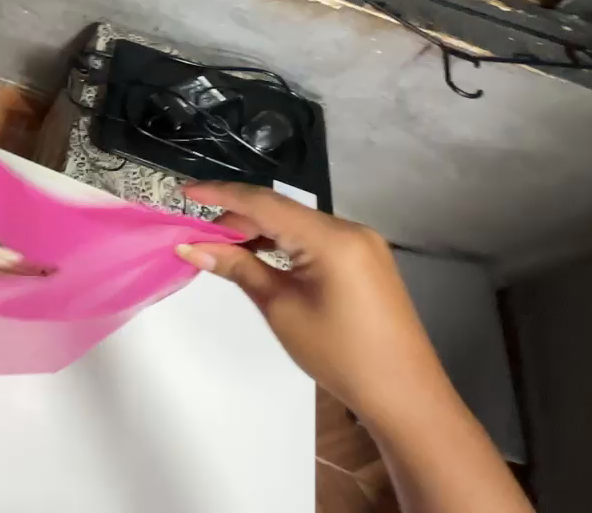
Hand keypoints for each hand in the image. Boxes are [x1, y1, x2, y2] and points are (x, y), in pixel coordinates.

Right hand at [176, 181, 448, 425]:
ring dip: (255, 230)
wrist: (407, 400)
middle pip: (278, 209)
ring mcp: (360, 243)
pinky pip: (310, 237)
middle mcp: (348, 229)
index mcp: (330, 238)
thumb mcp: (280, 308)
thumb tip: (189, 246)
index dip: (219, 193)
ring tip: (220, 248)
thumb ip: (236, 267)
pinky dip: (279, 241)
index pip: (263, 202)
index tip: (183, 191)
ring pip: (292, 222)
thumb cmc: (341, 355)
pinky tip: (256, 255)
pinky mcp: (363, 258)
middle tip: (196, 236)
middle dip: (234, 218)